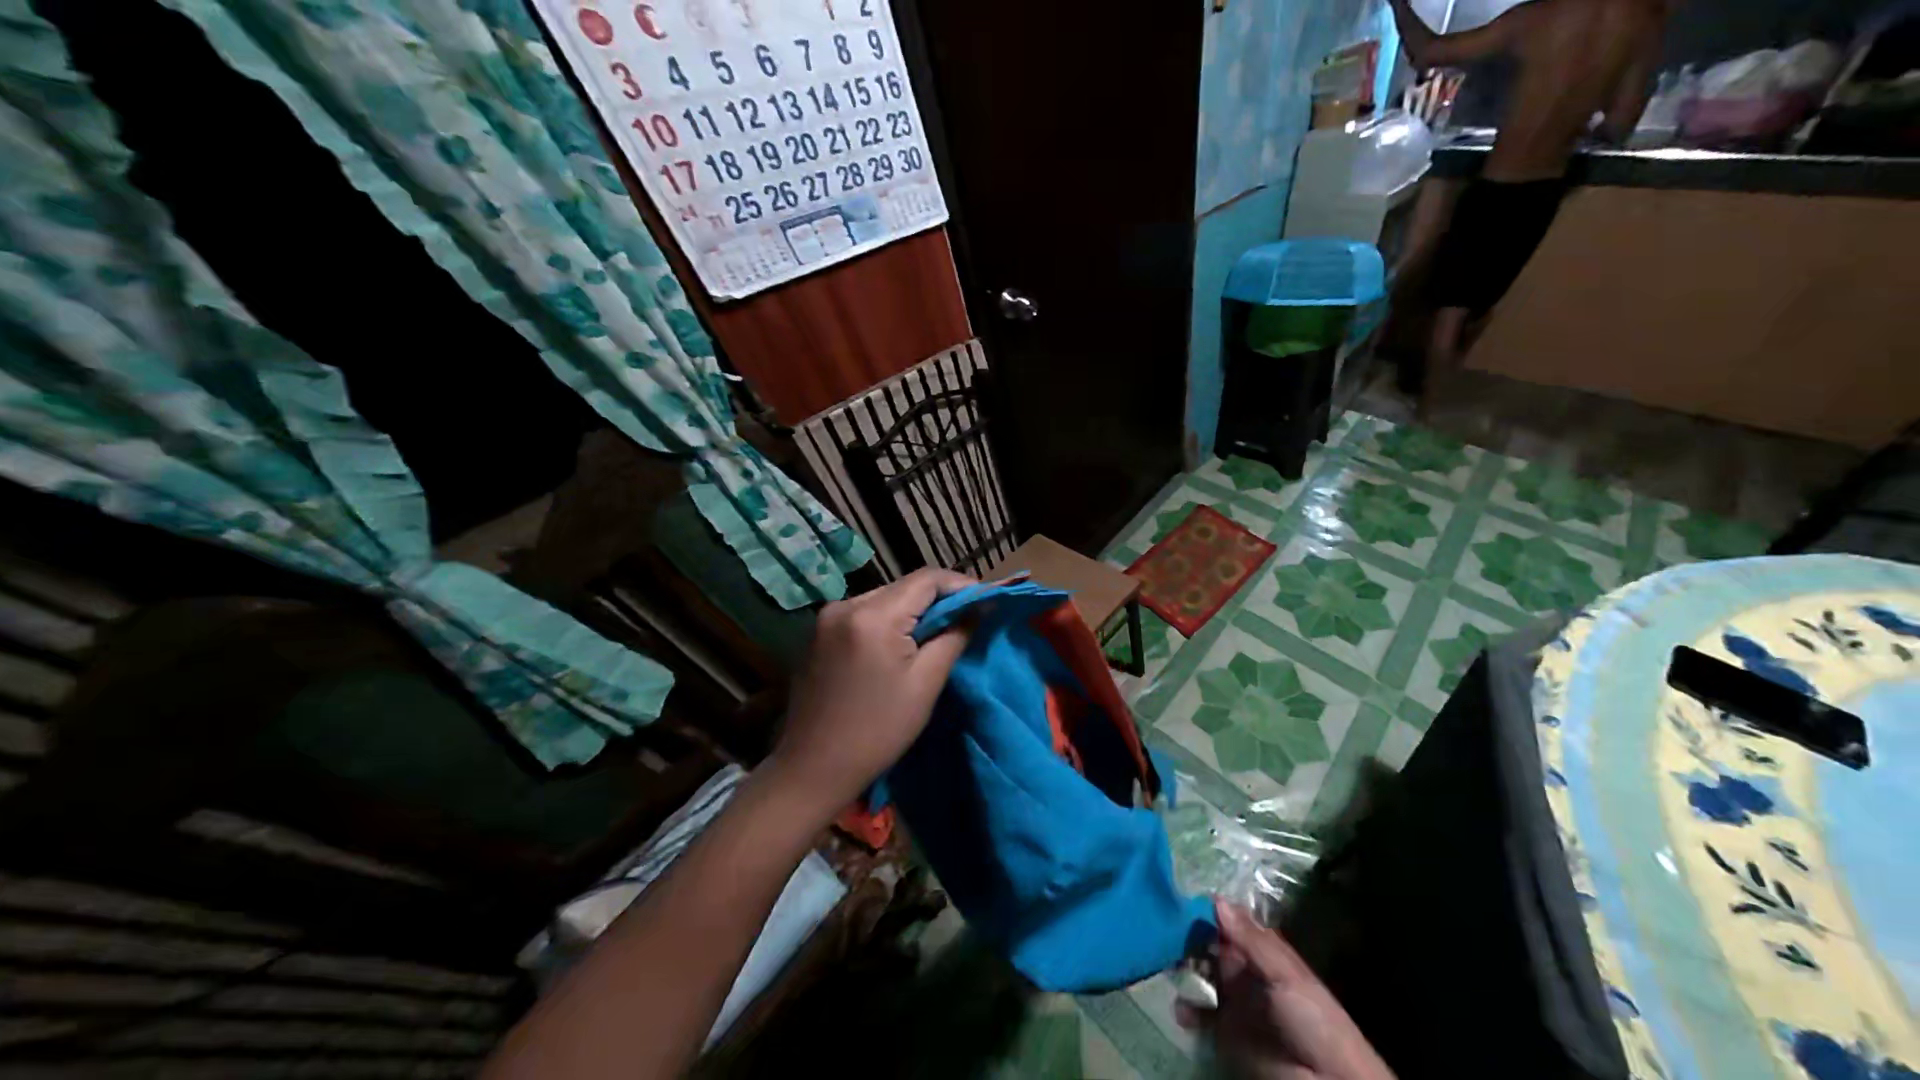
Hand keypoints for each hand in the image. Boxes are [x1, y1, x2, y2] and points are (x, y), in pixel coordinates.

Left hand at [766, 567, 975, 811]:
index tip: (985, 601)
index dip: (960, 585)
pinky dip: (888, 621)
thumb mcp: (925, 684)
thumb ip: (954, 636)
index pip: (926, 579)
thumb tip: (980, 606)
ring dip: (912, 610)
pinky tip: (900, 645)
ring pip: (884, 597)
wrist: (813, 766)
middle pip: (903, 586)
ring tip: (936, 635)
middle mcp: (845, 604)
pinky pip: (864, 613)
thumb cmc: (877, 731)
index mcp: (872, 616)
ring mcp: (827, 617)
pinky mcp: (819, 632)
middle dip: (938, 598)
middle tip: (966, 620)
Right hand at [1178, 899, 1394, 1079]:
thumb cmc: (1314, 1021)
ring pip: (1200, 975)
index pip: (1232, 923)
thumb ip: (1250, 940)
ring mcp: (1233, 1001)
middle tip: (1164, 929)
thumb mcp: (1286, 975)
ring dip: (1183, 968)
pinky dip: (1185, 1007)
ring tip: (1168, 965)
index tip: (1181, 897)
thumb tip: (1216, 899)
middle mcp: (1245, 971)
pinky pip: (1197, 1013)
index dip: (1209, 911)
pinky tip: (1182, 1008)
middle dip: (1189, 937)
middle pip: (1210, 946)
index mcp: (1264, 954)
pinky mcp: (1223, 1032)